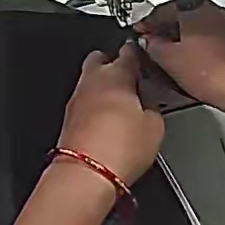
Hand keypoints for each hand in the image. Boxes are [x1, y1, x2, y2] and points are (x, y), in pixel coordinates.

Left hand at [57, 45, 164, 187]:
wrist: (86, 173)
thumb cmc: (119, 148)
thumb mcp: (155, 127)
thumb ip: (154, 107)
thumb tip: (150, 105)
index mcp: (117, 74)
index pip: (128, 52)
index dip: (137, 54)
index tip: (142, 59)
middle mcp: (93, 79)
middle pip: (101, 58)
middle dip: (113, 64)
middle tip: (129, 80)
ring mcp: (77, 96)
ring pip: (89, 78)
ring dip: (102, 85)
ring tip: (119, 103)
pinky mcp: (68, 115)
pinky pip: (83, 99)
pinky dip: (93, 103)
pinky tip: (105, 119)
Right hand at [134, 0, 224, 118]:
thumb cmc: (214, 71)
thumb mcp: (168, 58)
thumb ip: (152, 45)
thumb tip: (148, 42)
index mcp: (196, 7)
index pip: (163, 8)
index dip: (147, 22)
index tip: (139, 30)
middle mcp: (213, 13)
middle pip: (180, 16)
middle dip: (163, 30)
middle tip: (150, 43)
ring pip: (193, 28)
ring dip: (178, 40)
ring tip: (167, 58)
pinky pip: (205, 40)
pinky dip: (192, 48)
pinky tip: (186, 65)